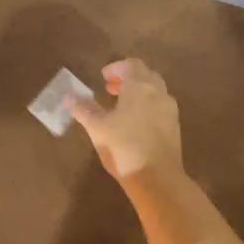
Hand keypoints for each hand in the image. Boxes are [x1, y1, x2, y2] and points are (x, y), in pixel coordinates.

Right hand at [71, 59, 183, 180]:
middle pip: (146, 75)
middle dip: (128, 78)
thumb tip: (69, 98)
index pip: (132, 65)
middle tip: (110, 89)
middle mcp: (158, 93)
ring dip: (138, 92)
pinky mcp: (174, 127)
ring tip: (120, 106)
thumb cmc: (123, 147)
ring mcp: (169, 110)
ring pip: (155, 91)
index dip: (116, 67)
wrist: (157, 178)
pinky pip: (160, 106)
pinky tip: (134, 123)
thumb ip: (84, 109)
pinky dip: (147, 106)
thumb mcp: (97, 127)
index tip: (102, 77)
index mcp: (140, 87)